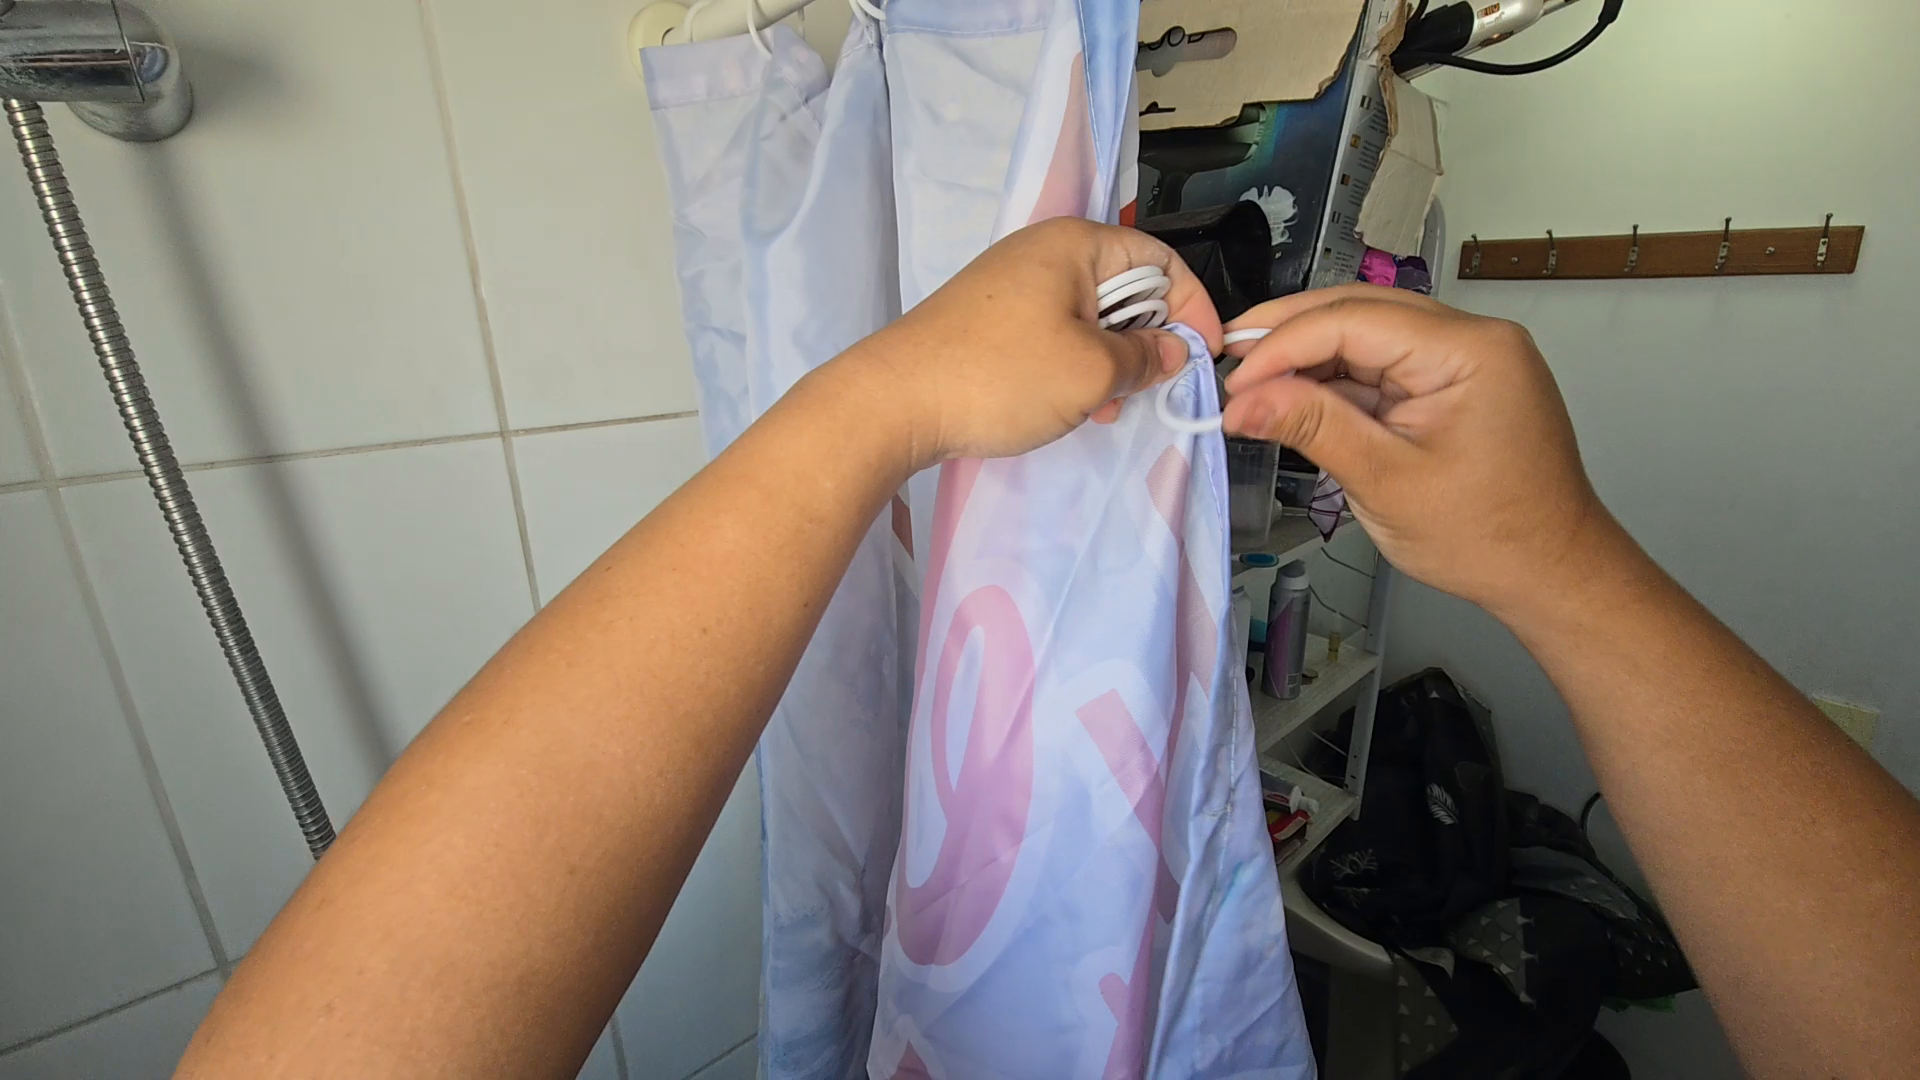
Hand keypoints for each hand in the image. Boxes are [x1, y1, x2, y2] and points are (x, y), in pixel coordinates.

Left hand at [840, 218, 1222, 465]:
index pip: (1160, 260)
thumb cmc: (1003, 377)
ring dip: (1107, 363)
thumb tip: (1174, 350)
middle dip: (1145, 341)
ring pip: (1086, 320)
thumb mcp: (1091, 371)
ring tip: (1103, 408)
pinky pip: (1050, 336)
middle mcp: (1042, 253)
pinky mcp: (988, 323)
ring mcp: (1010, 288)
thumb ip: (1144, 357)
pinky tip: (1067, 406)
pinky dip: (1070, 368)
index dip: (1193, 306)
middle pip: (1123, 289)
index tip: (1207, 355)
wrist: (897, 401)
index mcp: (1076, 245)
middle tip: (1147, 390)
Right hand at [1220, 285, 1608, 619]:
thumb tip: (1239, 403)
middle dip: (1287, 331)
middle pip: (1357, 311)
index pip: (1352, 320)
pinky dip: (1328, 381)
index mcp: (1467, 350)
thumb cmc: (1480, 534)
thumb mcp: (1383, 479)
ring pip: (1361, 335)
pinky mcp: (1443, 385)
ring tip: (1249, 383)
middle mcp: (1467, 339)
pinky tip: (1290, 396)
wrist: (1545, 570)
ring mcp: (1456, 361)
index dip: (1281, 345)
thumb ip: (1311, 427)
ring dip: (1303, 355)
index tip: (1232, 383)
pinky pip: (1374, 367)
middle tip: (1228, 357)